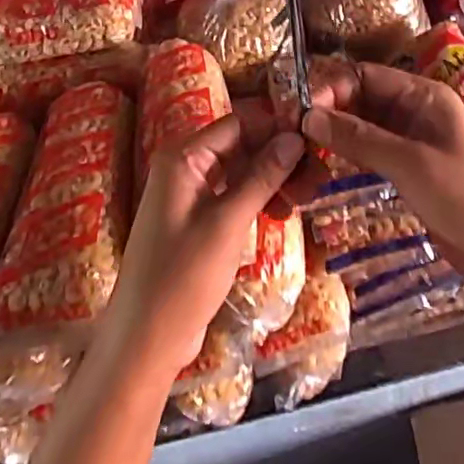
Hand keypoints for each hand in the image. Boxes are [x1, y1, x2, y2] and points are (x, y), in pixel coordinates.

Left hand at [99, 116, 303, 376]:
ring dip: (276, 178)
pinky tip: (283, 213)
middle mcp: (186, 166)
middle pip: (244, 144)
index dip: (278, 127)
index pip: (240, 122)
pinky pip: (236, 192)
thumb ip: (262, 176)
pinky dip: (261, 197)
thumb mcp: (228, 223)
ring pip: (244, 168)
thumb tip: (295, 137)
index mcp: (184, 157)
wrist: (145, 341)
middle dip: (281, 156)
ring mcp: (192, 192)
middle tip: (318, 177)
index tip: (315, 140)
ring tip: (305, 198)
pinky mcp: (200, 217)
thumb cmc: (182, 277)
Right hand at [287, 59, 463, 283]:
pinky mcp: (412, 169)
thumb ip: (359, 137)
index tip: (298, 112)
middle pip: (364, 97)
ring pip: (366, 125)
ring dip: (337, 132)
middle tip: (291, 132)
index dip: (331, 88)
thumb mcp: (410, 162)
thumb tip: (308, 115)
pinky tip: (325, 164)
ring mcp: (415, 140)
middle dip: (330, 109)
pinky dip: (351, 153)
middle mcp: (418, 110)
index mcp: (425, 95)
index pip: (367, 76)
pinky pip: (374, 150)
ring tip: (300, 148)